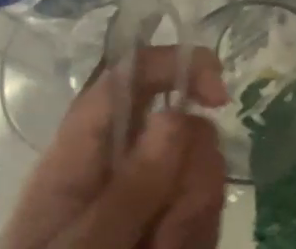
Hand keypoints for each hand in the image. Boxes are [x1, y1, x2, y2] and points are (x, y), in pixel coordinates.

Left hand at [0, 46, 228, 248]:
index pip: (128, 77)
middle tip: (167, 237)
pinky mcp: (163, 232)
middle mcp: (115, 172)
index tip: (218, 98)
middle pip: (183, 130)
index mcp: (77, 161)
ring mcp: (143, 205)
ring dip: (193, 221)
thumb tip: (177, 113)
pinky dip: (196, 241)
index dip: (176, 65)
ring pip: (202, 175)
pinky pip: (204, 216)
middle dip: (191, 180)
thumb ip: (129, 192)